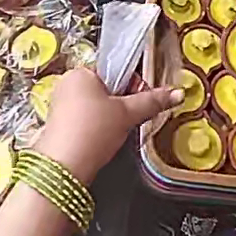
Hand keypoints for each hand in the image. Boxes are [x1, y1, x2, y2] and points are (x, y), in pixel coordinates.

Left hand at [32, 68, 182, 182]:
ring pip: (96, 103)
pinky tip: (101, 137)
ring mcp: (61, 104)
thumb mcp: (128, 114)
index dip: (132, 83)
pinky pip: (85, 117)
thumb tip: (175, 93)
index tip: (140, 96)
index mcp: (81, 71)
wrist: (65, 167)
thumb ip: (153, 101)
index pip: (115, 67)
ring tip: (113, 130)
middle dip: (121, 101)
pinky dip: (96, 125)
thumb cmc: (90, 134)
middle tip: (128, 116)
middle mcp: (67, 83)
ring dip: (110, 115)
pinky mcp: (59, 123)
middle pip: (106, 86)